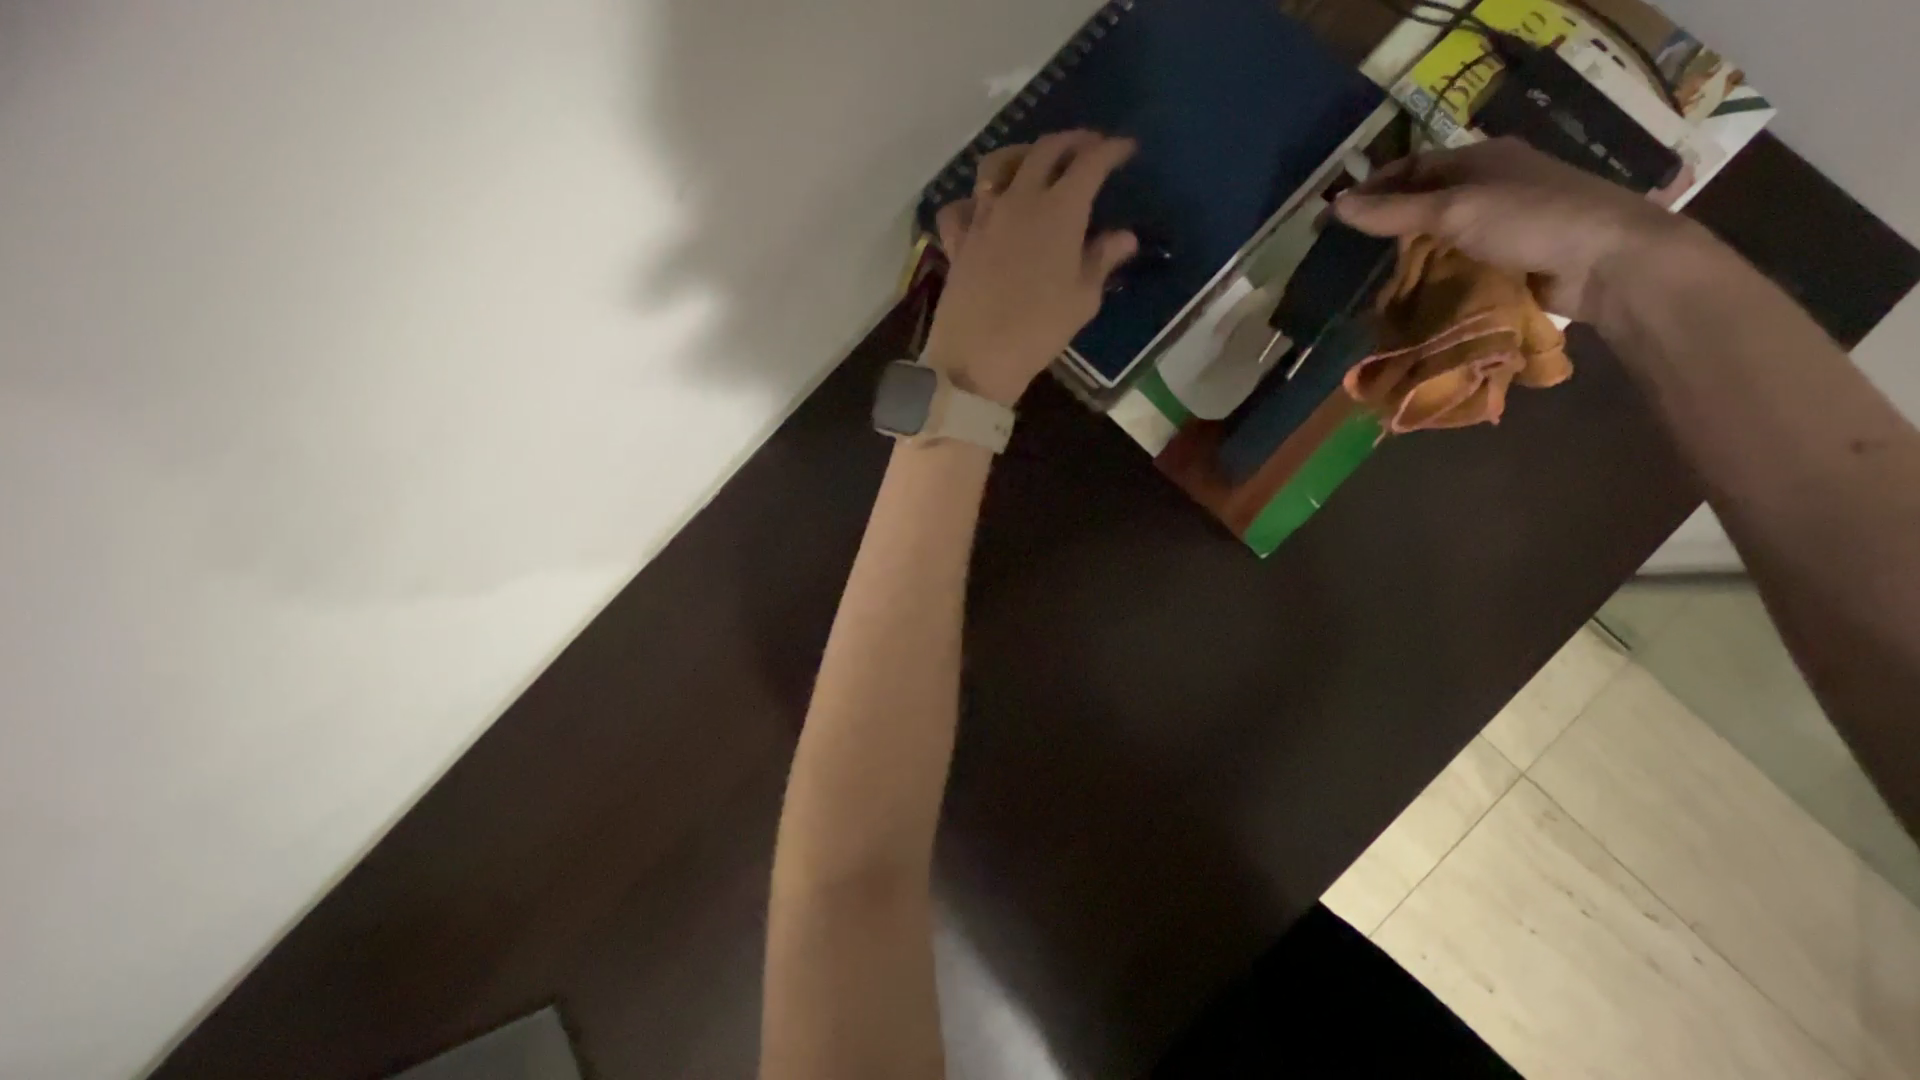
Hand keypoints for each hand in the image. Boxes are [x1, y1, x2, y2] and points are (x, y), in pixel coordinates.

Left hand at [924, 131, 1139, 405]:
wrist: (978, 356)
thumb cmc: (1040, 329)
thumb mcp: (1083, 299)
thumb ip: (1102, 260)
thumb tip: (1124, 237)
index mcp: (1060, 210)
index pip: (1090, 163)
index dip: (1111, 150)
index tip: (1125, 148)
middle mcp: (1020, 200)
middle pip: (1045, 150)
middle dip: (1071, 141)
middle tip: (1087, 147)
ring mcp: (983, 216)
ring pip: (997, 164)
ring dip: (1021, 155)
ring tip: (1032, 164)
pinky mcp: (957, 239)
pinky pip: (960, 206)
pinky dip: (973, 201)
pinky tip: (982, 210)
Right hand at [1333, 138, 1710, 322]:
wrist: (1608, 260)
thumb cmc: (1530, 219)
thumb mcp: (1454, 210)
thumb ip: (1393, 212)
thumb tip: (1335, 206)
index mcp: (1480, 159)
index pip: (1410, 168)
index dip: (1370, 189)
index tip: (1332, 219)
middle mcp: (1490, 186)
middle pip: (1424, 204)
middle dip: (1385, 229)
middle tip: (1345, 258)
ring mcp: (1503, 226)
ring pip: (1440, 240)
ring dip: (1408, 260)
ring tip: (1370, 285)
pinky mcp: (1511, 262)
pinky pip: (1459, 268)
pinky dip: (1433, 281)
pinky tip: (1409, 299)